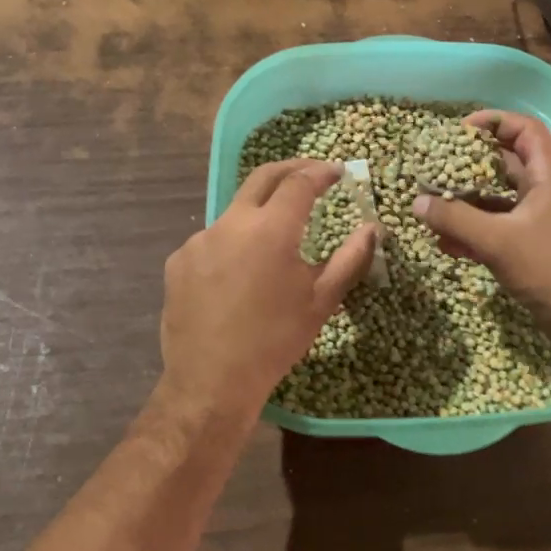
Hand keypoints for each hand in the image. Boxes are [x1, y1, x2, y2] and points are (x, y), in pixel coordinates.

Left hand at [158, 159, 376, 418]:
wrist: (211, 381)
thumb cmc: (275, 341)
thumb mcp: (321, 301)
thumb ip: (350, 258)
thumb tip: (372, 229)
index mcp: (271, 229)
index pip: (299, 182)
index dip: (321, 172)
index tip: (337, 171)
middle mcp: (231, 223)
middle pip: (263, 178)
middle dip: (291, 169)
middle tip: (311, 172)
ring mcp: (199, 240)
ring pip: (235, 213)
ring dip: (259, 214)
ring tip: (276, 239)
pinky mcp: (179, 261)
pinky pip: (212, 241)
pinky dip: (232, 244)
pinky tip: (240, 273)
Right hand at [410, 110, 550, 338]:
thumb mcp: (497, 242)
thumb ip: (456, 220)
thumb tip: (417, 202)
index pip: (526, 130)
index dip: (494, 122)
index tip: (460, 131)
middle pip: (509, 164)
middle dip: (471, 167)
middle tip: (438, 170)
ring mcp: (547, 221)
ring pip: (503, 201)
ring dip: (470, 204)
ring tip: (436, 211)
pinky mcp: (542, 248)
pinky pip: (505, 229)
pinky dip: (480, 232)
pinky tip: (450, 247)